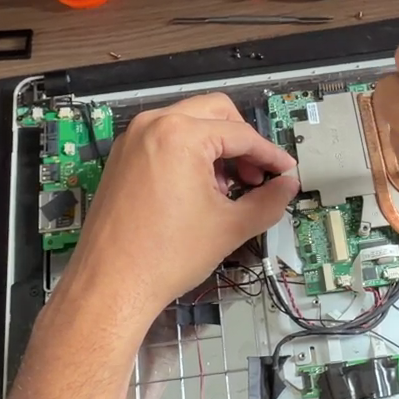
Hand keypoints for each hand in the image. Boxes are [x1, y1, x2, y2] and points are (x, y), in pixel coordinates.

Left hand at [53, 93, 296, 350]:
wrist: (109, 286)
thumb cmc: (167, 256)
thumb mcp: (229, 227)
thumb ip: (268, 201)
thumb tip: (288, 186)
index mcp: (180, 134)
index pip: (240, 134)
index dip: (269, 154)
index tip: (286, 172)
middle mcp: (152, 125)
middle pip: (214, 113)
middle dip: (242, 141)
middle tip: (257, 174)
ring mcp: (132, 139)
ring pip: (189, 124)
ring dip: (216, 147)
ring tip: (227, 189)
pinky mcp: (121, 157)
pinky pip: (165, 139)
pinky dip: (189, 153)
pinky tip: (198, 190)